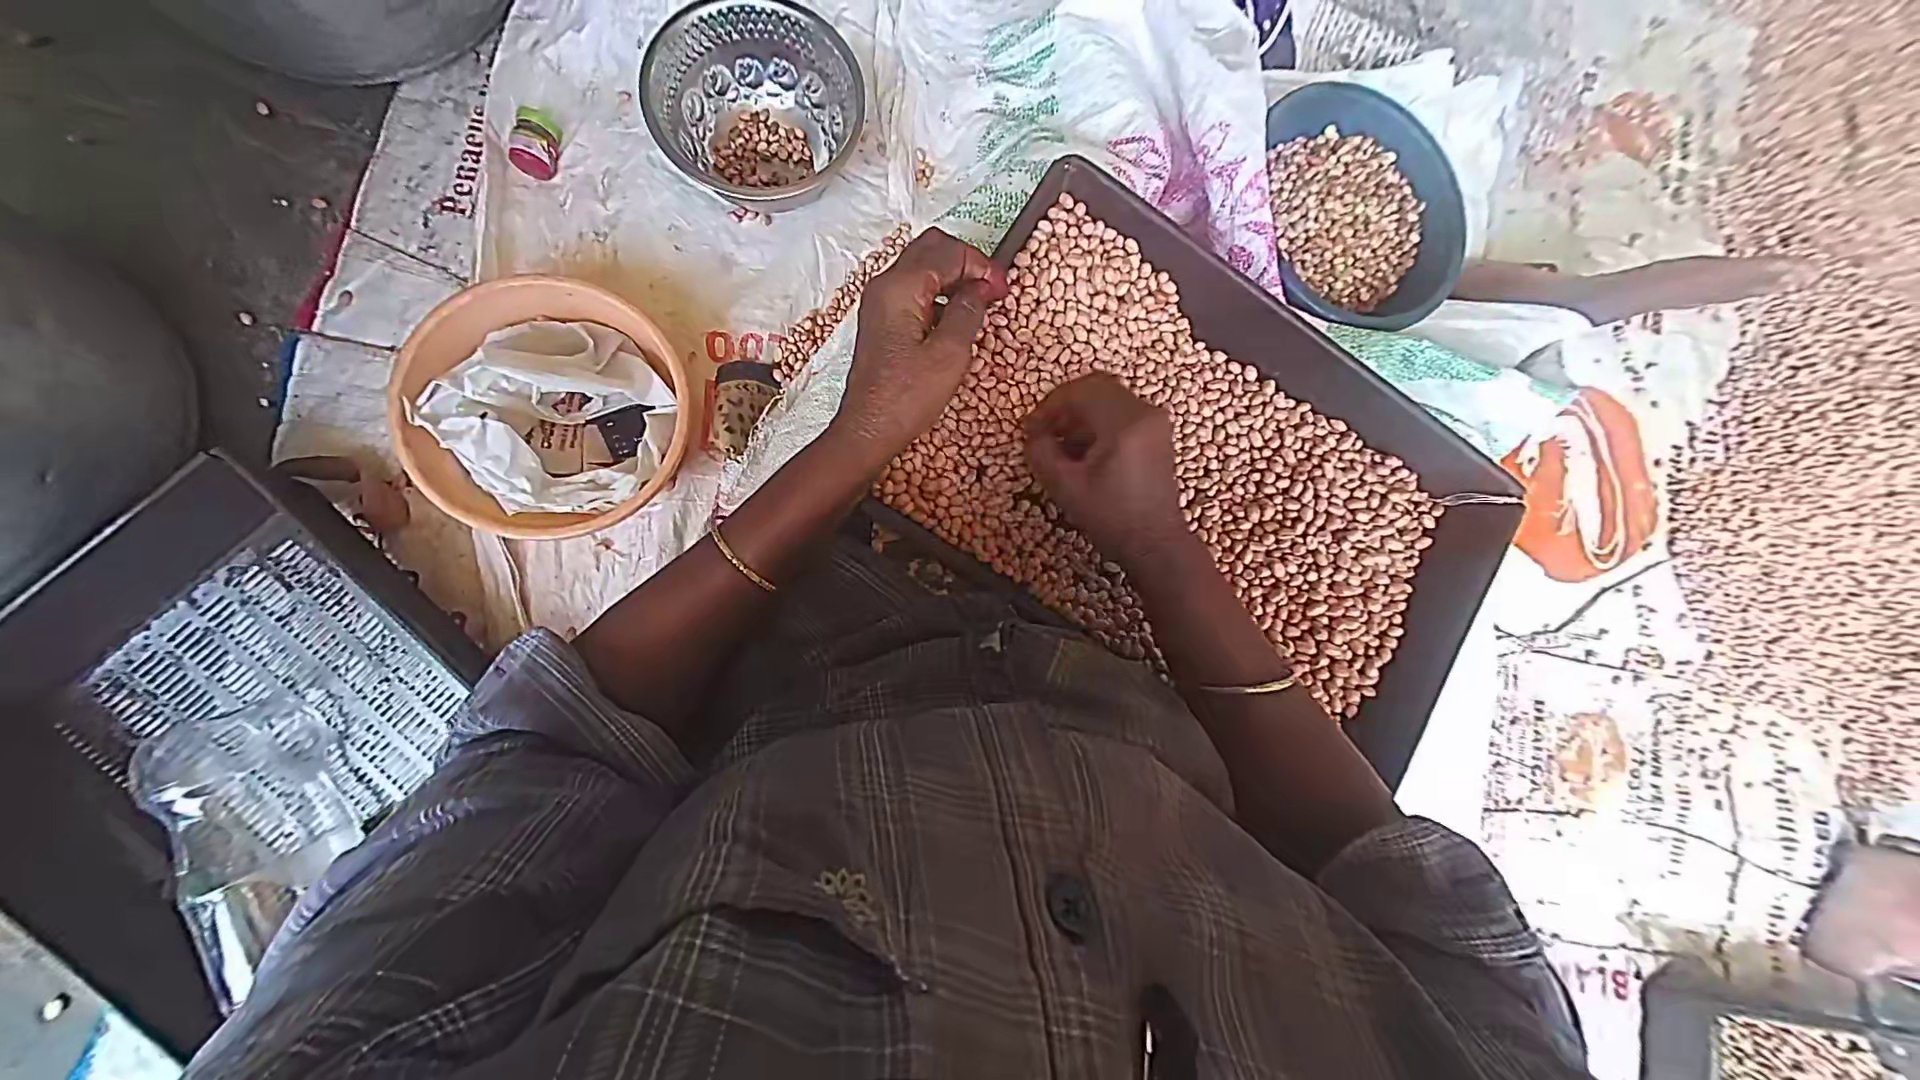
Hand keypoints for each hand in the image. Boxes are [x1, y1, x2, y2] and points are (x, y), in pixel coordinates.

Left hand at [833, 228, 1007, 462]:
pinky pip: (913, 292)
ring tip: (979, 304)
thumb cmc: (906, 398)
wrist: (870, 429)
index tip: (1003, 289)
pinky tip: (955, 320)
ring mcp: (880, 303)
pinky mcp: (881, 322)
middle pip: (931, 249)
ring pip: (922, 268)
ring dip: (952, 278)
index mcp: (900, 287)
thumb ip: (968, 311)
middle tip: (992, 289)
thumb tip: (982, 288)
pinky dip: (937, 296)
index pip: (948, 253)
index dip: (982, 266)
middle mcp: (885, 286)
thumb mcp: (950, 354)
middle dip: (967, 263)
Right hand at [1023, 373, 1191, 566]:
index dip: (1049, 406)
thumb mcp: (1065, 488)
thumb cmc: (1111, 518)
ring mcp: (1155, 422)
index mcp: (1124, 423)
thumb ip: (1041, 453)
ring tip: (1060, 445)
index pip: (1080, 392)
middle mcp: (1144, 413)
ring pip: (1108, 399)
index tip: (1031, 430)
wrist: (1155, 543)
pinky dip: (1098, 423)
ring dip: (1080, 415)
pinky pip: (1121, 413)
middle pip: (1096, 387)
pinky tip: (1083, 452)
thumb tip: (1033, 435)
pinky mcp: (1157, 435)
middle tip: (1044, 430)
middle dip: (1064, 406)